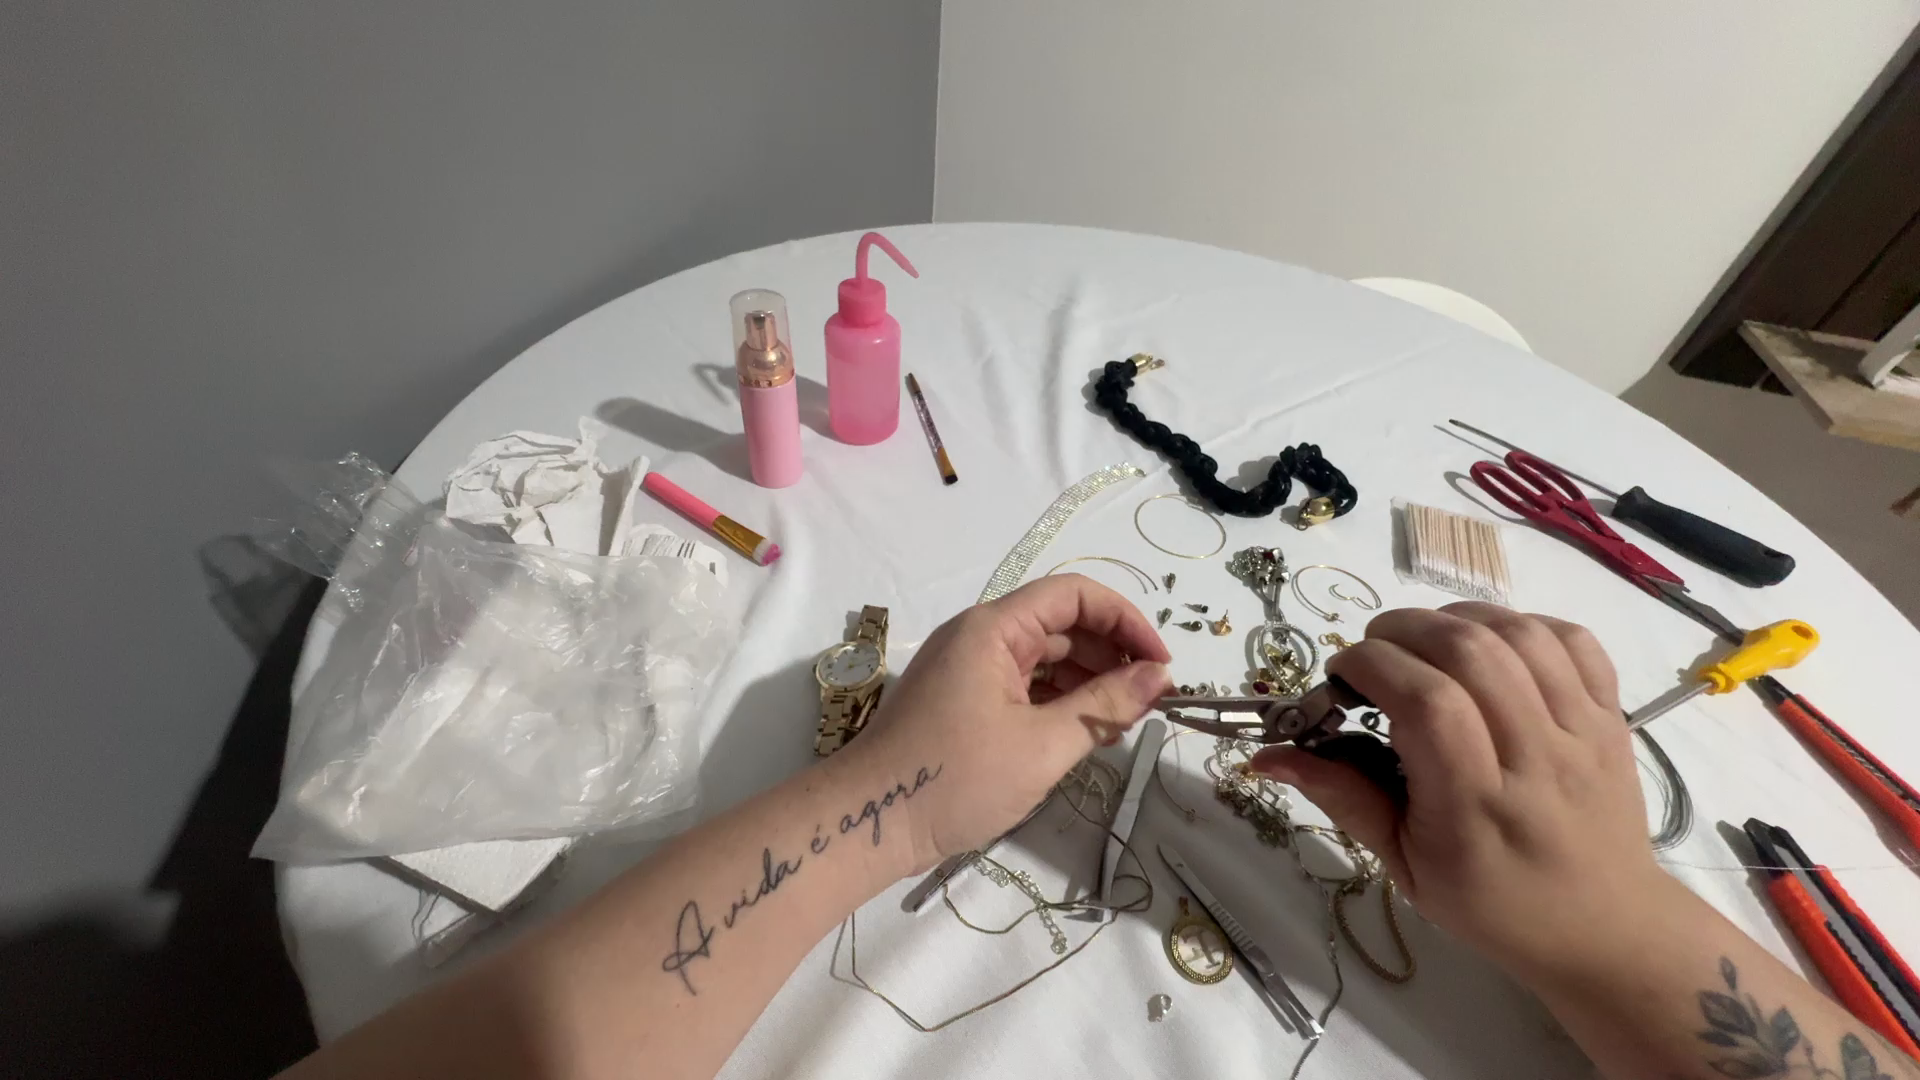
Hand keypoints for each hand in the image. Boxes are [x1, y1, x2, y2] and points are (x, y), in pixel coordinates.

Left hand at [840, 575, 1171, 875]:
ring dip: (1087, 679)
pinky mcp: (963, 698)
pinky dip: (1057, 698)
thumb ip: (1105, 705)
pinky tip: (1084, 728)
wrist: (869, 822)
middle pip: (1059, 623)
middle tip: (1150, 699)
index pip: (1073, 594)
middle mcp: (979, 635)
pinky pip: (1022, 682)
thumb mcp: (1043, 744)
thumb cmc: (956, 778)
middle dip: (1110, 653)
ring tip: (1123, 718)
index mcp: (993, 627)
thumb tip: (1159, 677)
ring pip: (1042, 655)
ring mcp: (968, 667)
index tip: (1161, 663)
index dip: (1124, 620)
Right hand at [1250, 602, 1665, 977]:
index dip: (1373, 667)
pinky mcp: (1611, 716)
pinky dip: (1516, 622)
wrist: (1605, 927)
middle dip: (1401, 630)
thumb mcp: (1400, 861)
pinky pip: (1571, 639)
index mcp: (1476, 806)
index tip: (1342, 677)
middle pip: (1471, 653)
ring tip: (1422, 643)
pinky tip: (1483, 643)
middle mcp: (1537, 761)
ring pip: (1519, 635)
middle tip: (1373, 654)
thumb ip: (1339, 796)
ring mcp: (1584, 733)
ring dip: (1453, 619)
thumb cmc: (1488, 899)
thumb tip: (1264, 756)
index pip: (1429, 704)